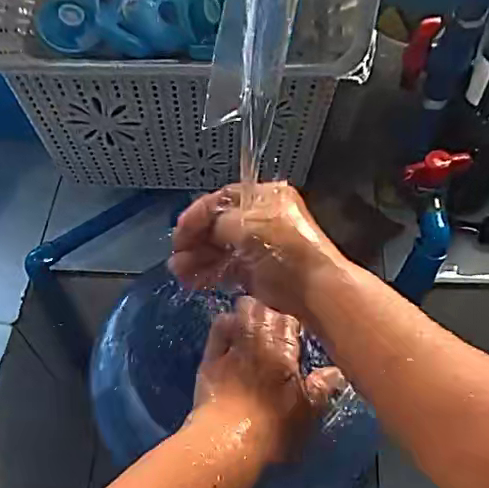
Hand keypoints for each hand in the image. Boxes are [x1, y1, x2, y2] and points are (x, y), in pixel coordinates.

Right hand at [170, 182, 347, 319]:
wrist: (312, 288)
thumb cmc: (285, 249)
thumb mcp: (246, 224)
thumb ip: (219, 221)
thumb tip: (206, 229)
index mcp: (265, 199)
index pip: (223, 200)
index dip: (198, 214)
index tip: (179, 230)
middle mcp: (261, 221)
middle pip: (218, 226)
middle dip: (194, 240)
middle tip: (176, 254)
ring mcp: (259, 248)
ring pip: (220, 250)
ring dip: (197, 259)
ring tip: (178, 271)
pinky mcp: (257, 274)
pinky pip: (227, 270)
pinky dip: (209, 274)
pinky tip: (193, 281)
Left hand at [190, 296, 345, 463]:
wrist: (226, 442)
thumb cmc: (272, 430)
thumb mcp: (307, 413)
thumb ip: (321, 388)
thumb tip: (336, 372)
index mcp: (284, 354)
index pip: (290, 320)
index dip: (292, 322)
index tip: (295, 331)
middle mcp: (258, 343)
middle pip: (265, 311)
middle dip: (270, 312)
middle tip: (274, 325)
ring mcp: (231, 349)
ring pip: (242, 314)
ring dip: (249, 313)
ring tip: (253, 321)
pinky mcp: (209, 360)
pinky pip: (218, 328)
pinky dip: (226, 323)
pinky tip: (229, 329)